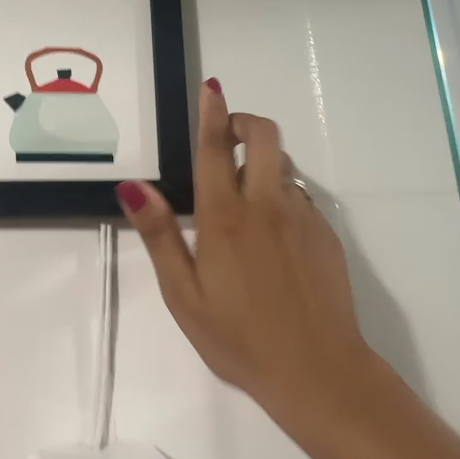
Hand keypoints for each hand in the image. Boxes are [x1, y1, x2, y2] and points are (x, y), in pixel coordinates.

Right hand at [118, 80, 374, 415]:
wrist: (318, 372)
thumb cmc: (239, 338)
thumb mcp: (184, 295)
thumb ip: (160, 235)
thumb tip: (133, 186)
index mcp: (225, 217)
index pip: (216, 148)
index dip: (212, 112)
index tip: (212, 87)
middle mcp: (266, 204)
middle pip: (264, 137)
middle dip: (245, 123)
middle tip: (228, 139)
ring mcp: (302, 217)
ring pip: (284, 167)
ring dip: (264, 165)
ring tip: (246, 203)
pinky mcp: (326, 234)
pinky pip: (301, 198)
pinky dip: (283, 198)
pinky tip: (274, 242)